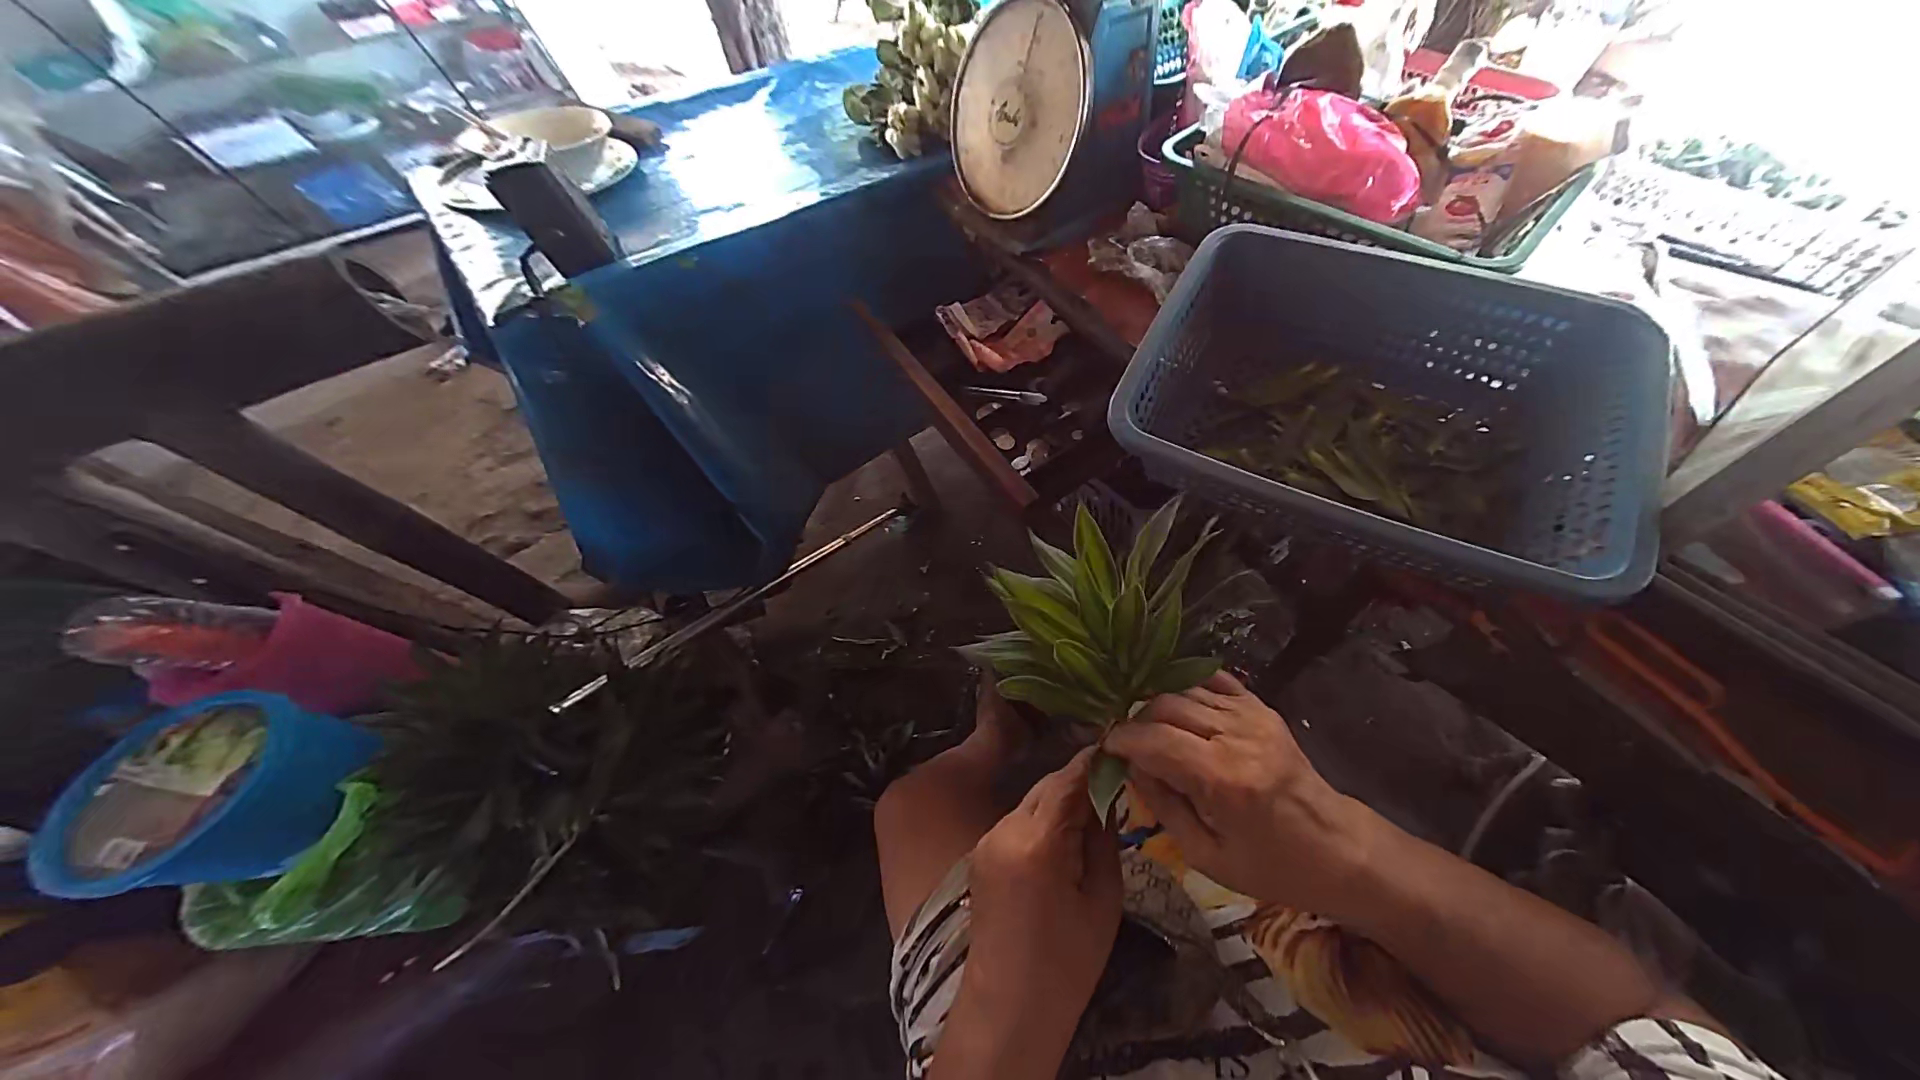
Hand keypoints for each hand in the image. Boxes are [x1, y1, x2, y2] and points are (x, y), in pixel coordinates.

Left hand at [942, 749, 1120, 1076]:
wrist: (1010, 1006)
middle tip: (1110, 774)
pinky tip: (1062, 828)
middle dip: (1076, 778)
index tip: (1114, 746)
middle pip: (1045, 787)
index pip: (1066, 782)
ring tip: (1091, 802)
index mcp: (1035, 844)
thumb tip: (1107, 797)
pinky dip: (1040, 816)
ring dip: (1058, 796)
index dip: (1091, 762)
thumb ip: (1103, 839)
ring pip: (1029, 801)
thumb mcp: (1102, 900)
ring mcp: (986, 841)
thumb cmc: (1067, 963)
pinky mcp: (981, 853)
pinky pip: (1016, 820)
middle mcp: (1003, 831)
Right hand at [1103, 670, 1379, 917]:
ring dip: (1158, 704)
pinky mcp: (1263, 709)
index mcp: (1224, 778)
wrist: (1339, 850)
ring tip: (1148, 728)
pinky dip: (1188, 687)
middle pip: (1164, 705)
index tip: (1106, 748)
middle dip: (1136, 720)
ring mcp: (1253, 717)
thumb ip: (1162, 804)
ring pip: (1185, 689)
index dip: (1121, 739)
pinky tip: (1178, 707)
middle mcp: (1237, 736)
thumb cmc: (1272, 866)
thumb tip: (1131, 765)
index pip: (1154, 739)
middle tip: (1125, 741)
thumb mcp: (1206, 855)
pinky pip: (1214, 681)